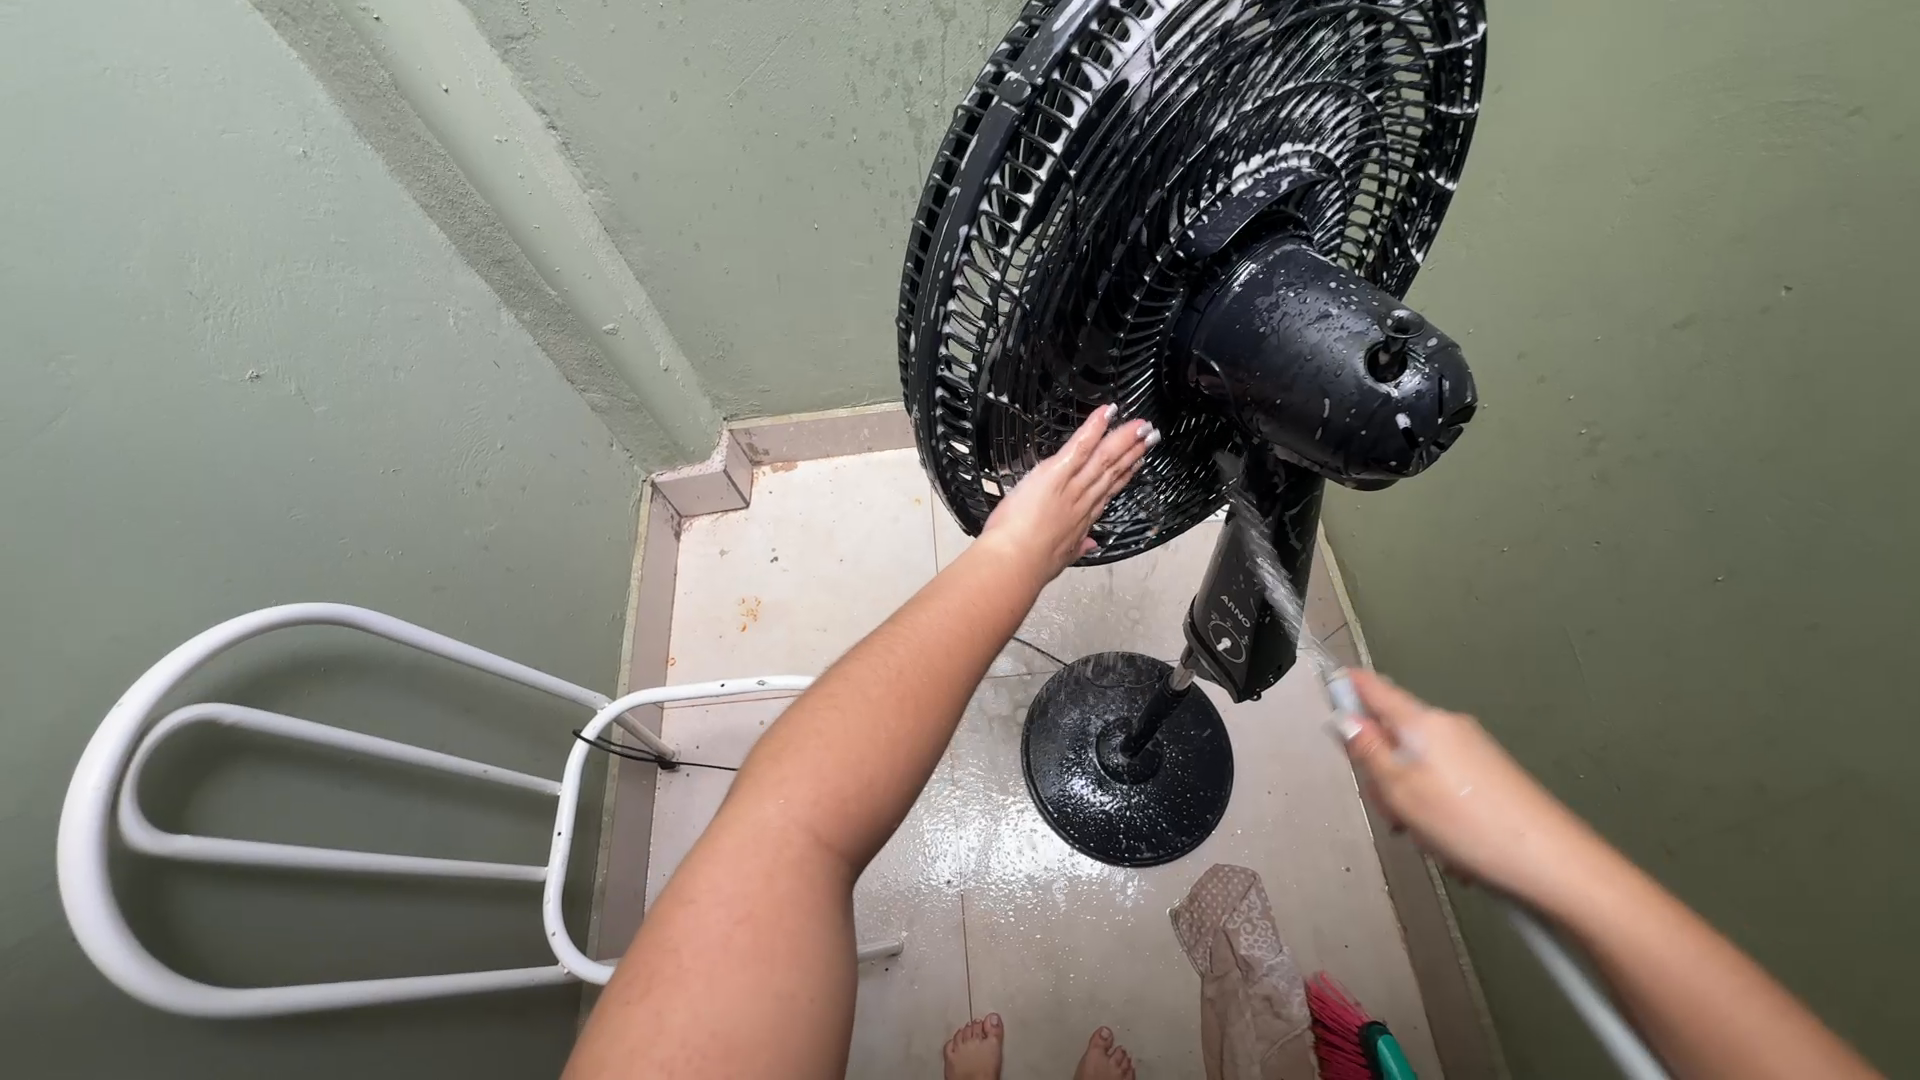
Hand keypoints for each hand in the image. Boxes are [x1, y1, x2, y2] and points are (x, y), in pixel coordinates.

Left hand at [974, 405, 1157, 581]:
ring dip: (1122, 438)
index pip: (1107, 492)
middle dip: (1131, 452)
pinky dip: (1094, 428)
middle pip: (1111, 471)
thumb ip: (1076, 547)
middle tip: (1148, 436)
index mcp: (1081, 520)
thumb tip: (1089, 546)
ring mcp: (1071, 485)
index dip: (1123, 476)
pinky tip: (1107, 413)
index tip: (1136, 463)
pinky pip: (1080, 446)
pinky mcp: (1055, 474)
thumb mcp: (1060, 558)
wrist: (1015, 561)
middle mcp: (1082, 500)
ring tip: (1139, 425)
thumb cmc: (1031, 564)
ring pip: (1103, 458)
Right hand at [1334, 670, 1604, 906]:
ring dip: (1408, 797)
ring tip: (1425, 835)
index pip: (1371, 686)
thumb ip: (1366, 751)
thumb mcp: (1399, 790)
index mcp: (1422, 721)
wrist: (1558, 866)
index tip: (1329, 707)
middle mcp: (1448, 726)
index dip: (1345, 689)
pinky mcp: (1492, 776)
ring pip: (1416, 763)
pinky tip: (1450, 844)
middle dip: (1379, 768)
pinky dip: (1436, 809)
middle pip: (1392, 732)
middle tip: (1390, 807)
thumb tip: (1345, 718)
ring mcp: (1473, 751)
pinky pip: (1443, 782)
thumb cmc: (1467, 824)